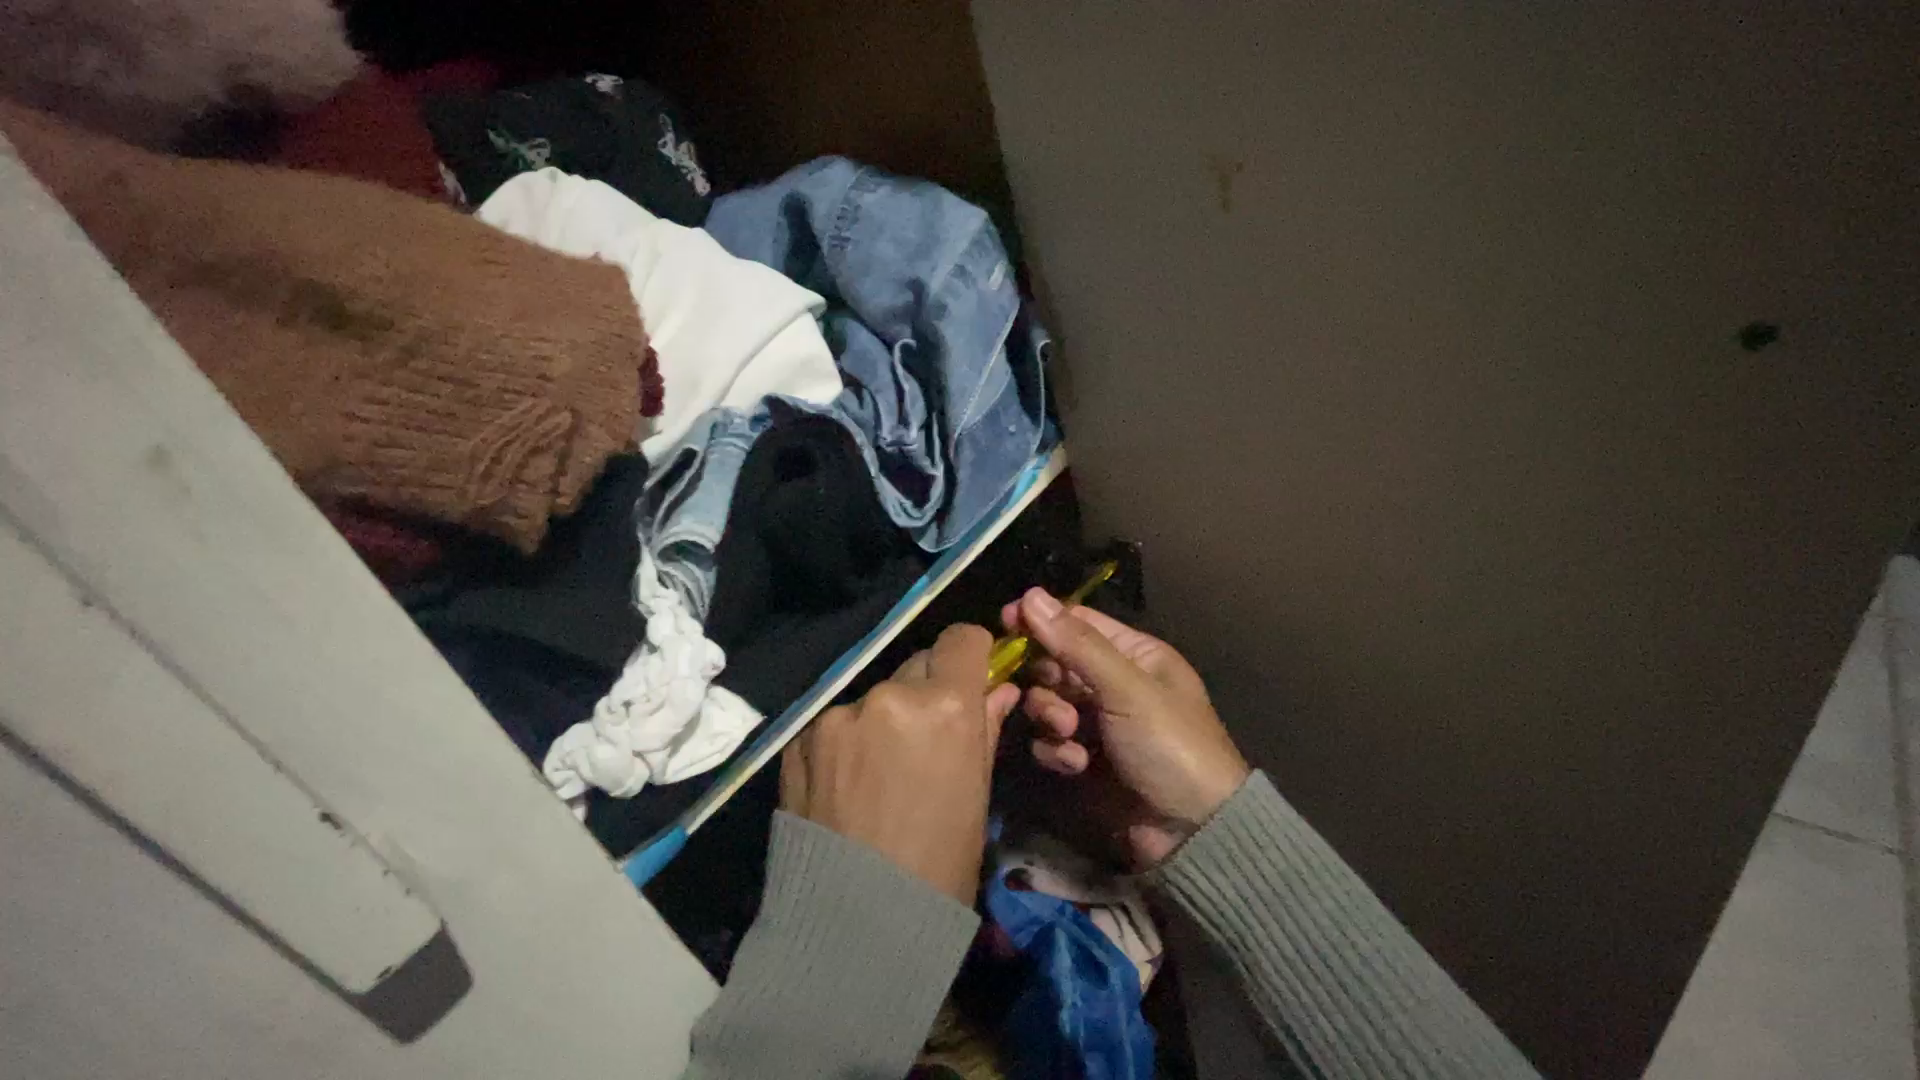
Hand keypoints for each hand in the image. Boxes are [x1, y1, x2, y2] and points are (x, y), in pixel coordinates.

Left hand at [781, 624, 1022, 903]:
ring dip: (883, 721)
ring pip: (874, 698)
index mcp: (945, 708)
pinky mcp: (800, 739)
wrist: (856, 924)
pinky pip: (836, 724)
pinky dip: (846, 743)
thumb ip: (984, 731)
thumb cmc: (939, 867)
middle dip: (927, 692)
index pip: (962, 640)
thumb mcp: (976, 797)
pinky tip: (845, 787)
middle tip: (926, 740)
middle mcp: (890, 696)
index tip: (971, 676)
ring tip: (878, 776)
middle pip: (917, 666)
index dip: (971, 654)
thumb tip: (998, 690)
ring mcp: (839, 716)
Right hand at [1000, 589, 1250, 868]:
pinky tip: (1077, 764)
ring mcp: (1098, 723)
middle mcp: (1113, 683)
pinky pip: (1051, 742)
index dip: (1042, 620)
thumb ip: (1077, 644)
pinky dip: (1058, 751)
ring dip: (1051, 717)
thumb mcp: (1127, 689)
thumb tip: (1031, 595)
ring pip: (1048, 703)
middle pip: (1055, 663)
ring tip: (1070, 735)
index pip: (1077, 622)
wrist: (1193, 832)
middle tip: (1056, 701)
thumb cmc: (1170, 745)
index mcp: (1135, 654)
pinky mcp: (1085, 759)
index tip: (1006, 621)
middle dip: (1048, 681)